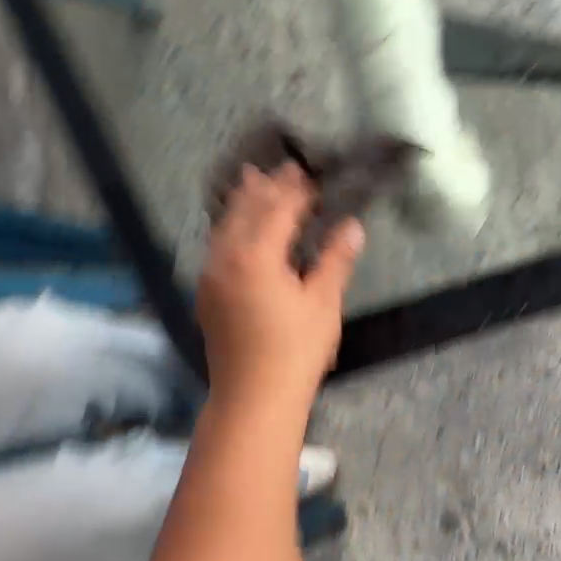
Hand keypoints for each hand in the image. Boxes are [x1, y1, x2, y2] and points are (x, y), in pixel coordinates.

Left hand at [198, 164, 362, 407]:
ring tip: (251, 179)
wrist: (254, 394)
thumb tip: (351, 225)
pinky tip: (239, 226)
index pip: (277, 211)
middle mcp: (225, 259)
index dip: (296, 191)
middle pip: (244, 213)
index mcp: (255, 257)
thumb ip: (335, 260)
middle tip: (283, 166)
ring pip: (225, 227)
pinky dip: (232, 226)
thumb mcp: (324, 303)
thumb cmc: (297, 349)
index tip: (312, 172)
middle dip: (265, 189)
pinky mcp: (209, 293)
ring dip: (242, 203)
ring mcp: (211, 276)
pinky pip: (218, 245)